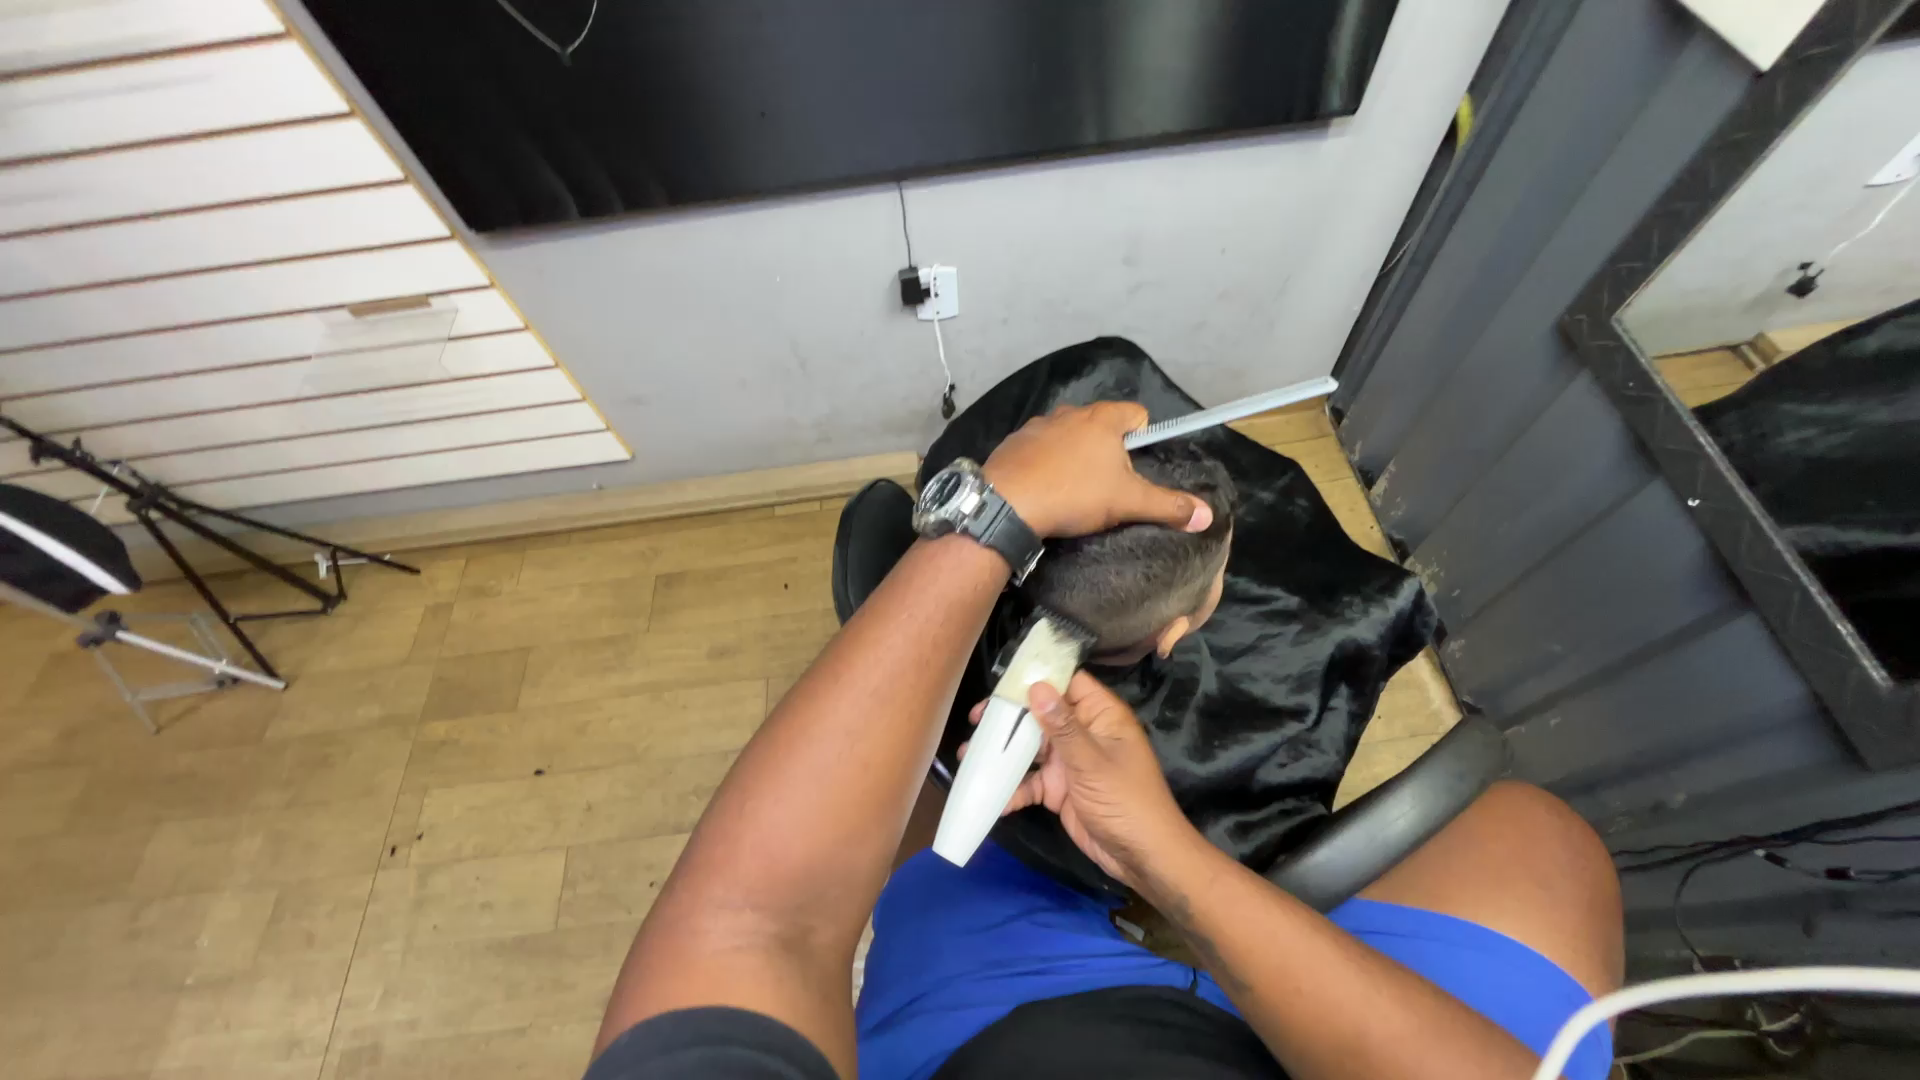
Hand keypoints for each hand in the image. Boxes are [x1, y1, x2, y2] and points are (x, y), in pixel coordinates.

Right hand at [961, 671, 1196, 889]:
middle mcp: (1083, 733)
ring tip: (967, 755)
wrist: (1142, 859)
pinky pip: (1031, 782)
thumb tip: (1037, 686)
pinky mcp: (1060, 790)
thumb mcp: (1092, 762)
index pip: (1068, 683)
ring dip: (1003, 753)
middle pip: (1041, 715)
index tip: (1002, 679)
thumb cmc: (1127, 801)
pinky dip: (1013, 789)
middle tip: (976, 719)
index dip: (1038, 677)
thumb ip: (1062, 726)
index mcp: (1100, 716)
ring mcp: (1070, 762)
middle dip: (1009, 717)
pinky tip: (993, 798)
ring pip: (1031, 748)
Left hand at [981, 402, 1211, 538]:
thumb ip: (1168, 505)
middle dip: (1108, 448)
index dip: (1143, 436)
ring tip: (1073, 488)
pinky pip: (1038, 448)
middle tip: (1107, 483)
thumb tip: (1207, 515)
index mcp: (1102, 419)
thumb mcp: (1127, 502)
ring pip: (1067, 434)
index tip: (1137, 465)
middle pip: (1100, 424)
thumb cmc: (1073, 495)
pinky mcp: (1013, 443)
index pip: (1136, 414)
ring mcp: (1037, 425)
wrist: (1006, 503)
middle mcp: (1069, 413)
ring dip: (1074, 453)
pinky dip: (1045, 462)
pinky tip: (1043, 487)